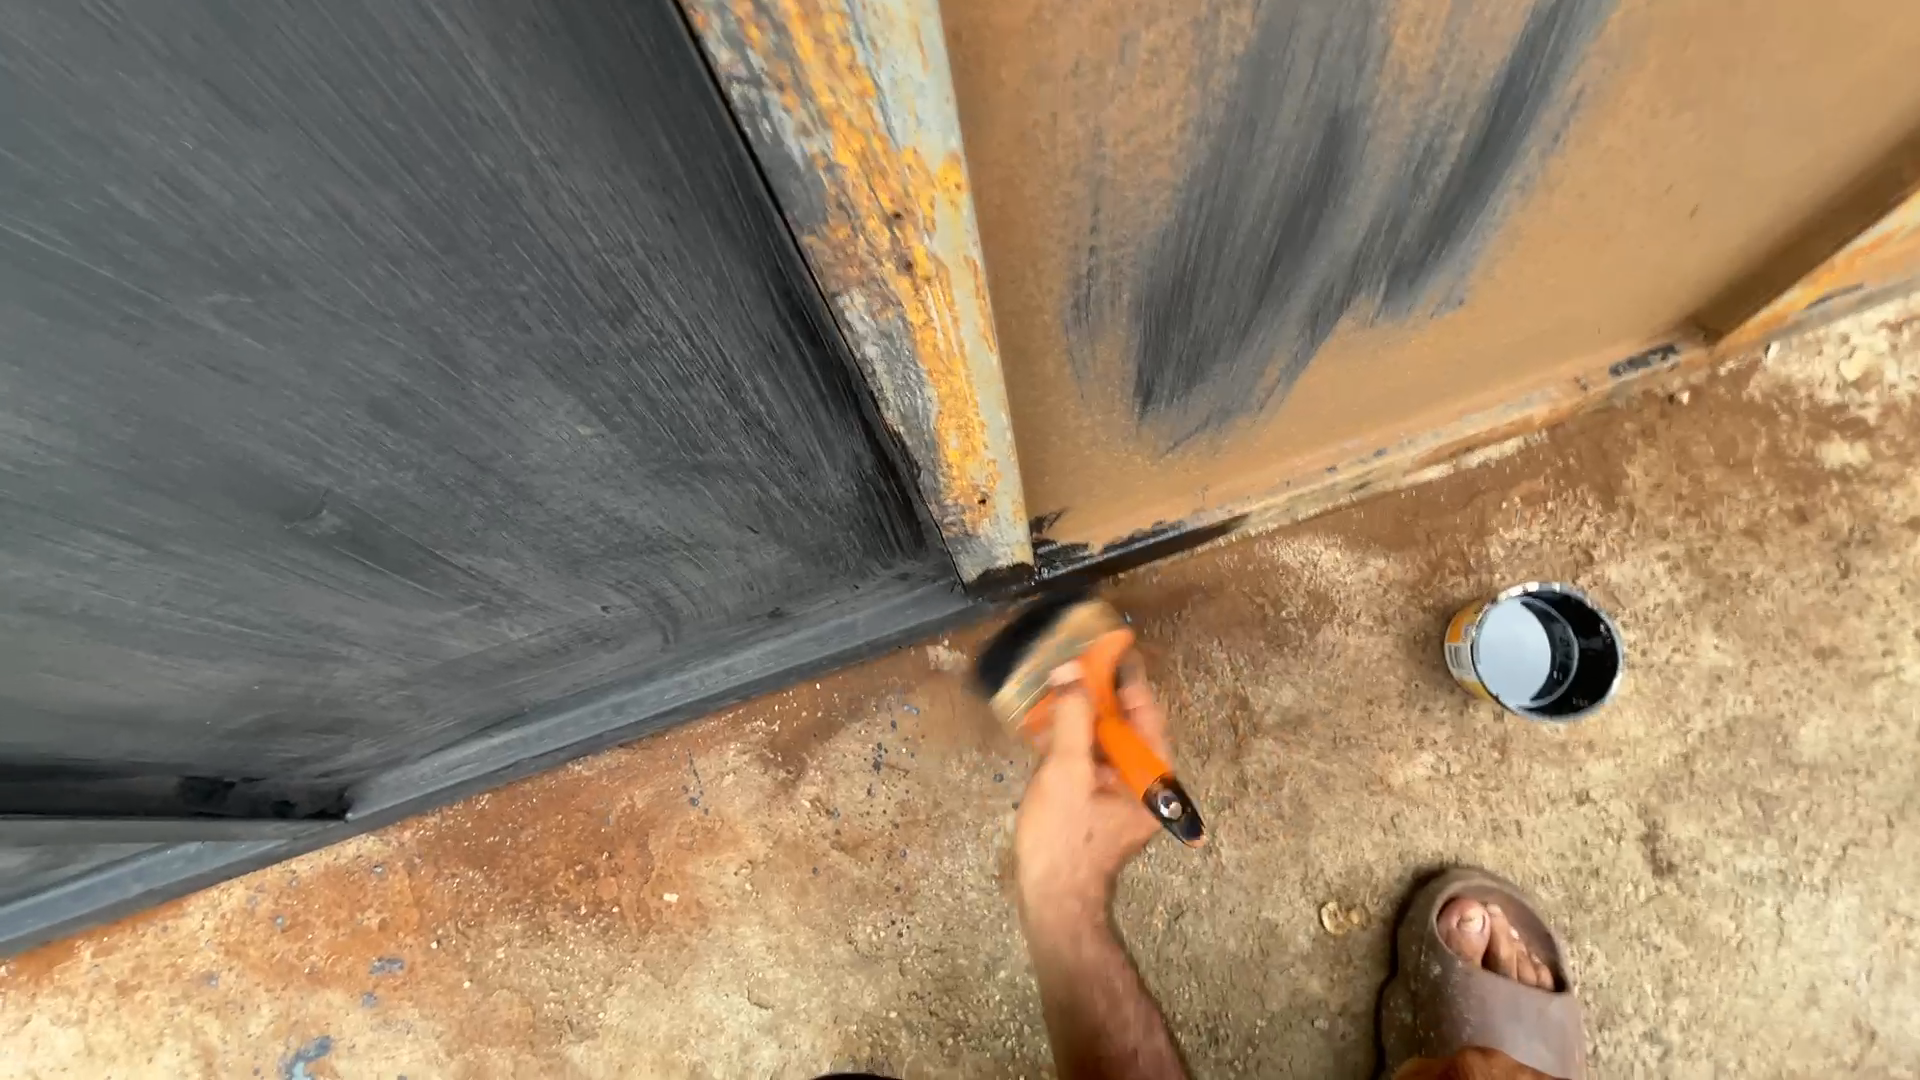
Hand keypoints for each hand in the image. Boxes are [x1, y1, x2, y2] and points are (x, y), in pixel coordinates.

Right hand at [1014, 654, 1171, 931]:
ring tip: (1056, 685)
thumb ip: (1071, 718)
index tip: (1108, 645)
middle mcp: (1143, 783)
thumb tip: (1070, 671)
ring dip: (1082, 714)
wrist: (1053, 902)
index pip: (1146, 711)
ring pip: (1106, 741)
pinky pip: (1091, 760)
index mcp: (1151, 776)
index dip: (1127, 676)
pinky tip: (1046, 724)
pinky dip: (1073, 740)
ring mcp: (1122, 796)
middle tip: (1073, 662)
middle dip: (1099, 693)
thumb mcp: (1066, 771)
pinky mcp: (1100, 804)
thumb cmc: (1065, 838)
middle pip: (1125, 724)